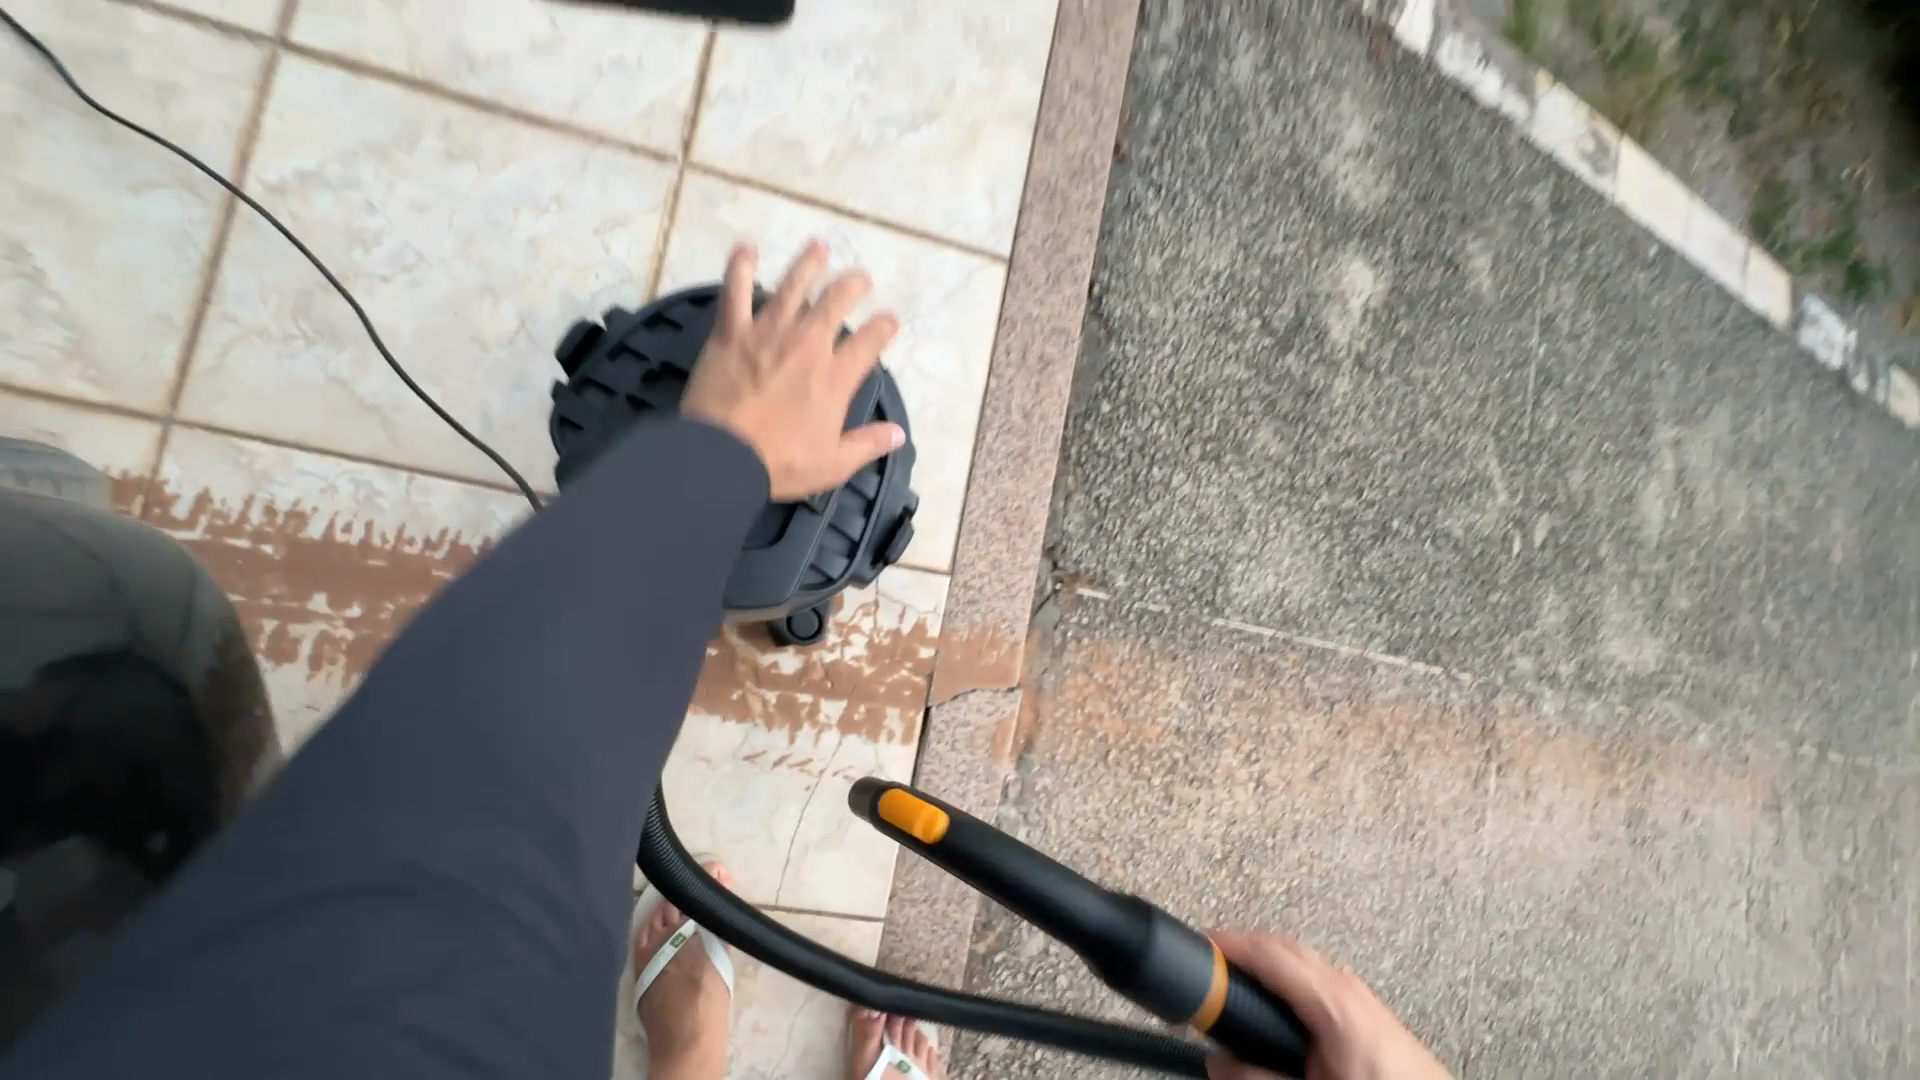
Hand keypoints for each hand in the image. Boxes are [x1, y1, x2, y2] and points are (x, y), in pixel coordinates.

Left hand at [681, 240, 904, 500]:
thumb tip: (899, 433)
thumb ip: (868, 444)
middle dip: (852, 285)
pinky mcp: (732, 332)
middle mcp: (808, 345)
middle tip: (860, 278)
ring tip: (819, 247)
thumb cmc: (780, 463)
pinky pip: (735, 291)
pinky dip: (741, 267)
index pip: (870, 341)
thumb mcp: (834, 463)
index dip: (884, 327)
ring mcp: (768, 333)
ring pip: (794, 286)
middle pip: (836, 302)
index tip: (889, 321)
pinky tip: (747, 249)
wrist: (721, 457)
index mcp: (835, 377)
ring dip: (809, 264)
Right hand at [1207, 931, 1449, 1079]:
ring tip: (1238, 984)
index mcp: (1332, 1001)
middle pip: (1282, 947)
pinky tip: (1279, 1006)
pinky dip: (1288, 980)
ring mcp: (1361, 997)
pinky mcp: (1369, 1013)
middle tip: (1209, 964)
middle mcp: (1348, 988)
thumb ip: (1256, 1077)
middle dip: (1242, 949)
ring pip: (1301, 961)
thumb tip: (1219, 1062)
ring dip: (1266, 964)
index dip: (1226, 943)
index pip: (1266, 950)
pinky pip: (1317, 979)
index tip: (1197, 943)